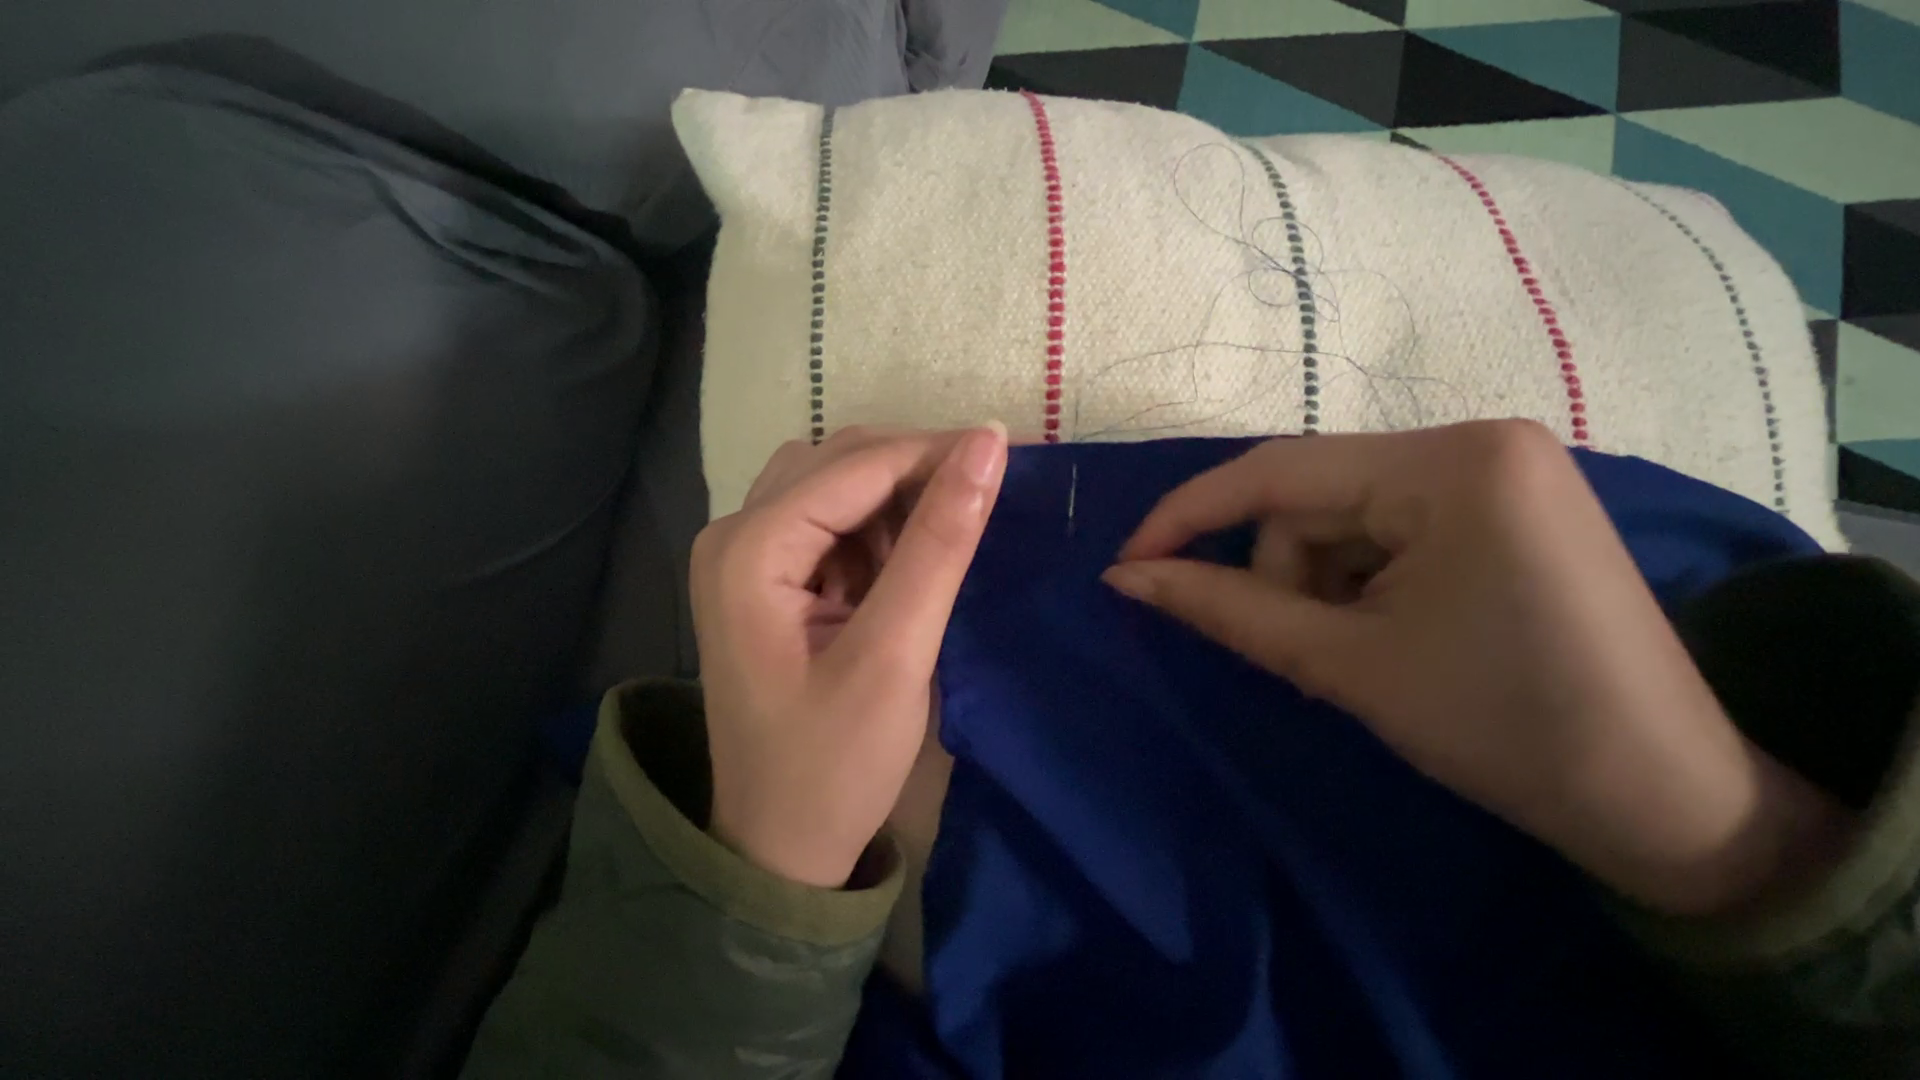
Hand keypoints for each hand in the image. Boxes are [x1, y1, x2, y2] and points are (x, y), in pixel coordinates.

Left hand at [690, 425, 1007, 888]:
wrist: (781, 846)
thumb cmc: (835, 764)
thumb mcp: (895, 654)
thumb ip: (940, 544)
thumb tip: (988, 445)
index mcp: (749, 550)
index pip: (856, 465)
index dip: (937, 451)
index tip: (1013, 453)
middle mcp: (734, 536)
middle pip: (839, 463)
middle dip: (916, 471)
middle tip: (987, 498)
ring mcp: (744, 556)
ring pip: (836, 485)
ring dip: (897, 500)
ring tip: (945, 542)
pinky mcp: (764, 579)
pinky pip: (829, 522)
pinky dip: (877, 530)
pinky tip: (907, 567)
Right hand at [1107, 420, 1850, 915]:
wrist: (1667, 802)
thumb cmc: (1501, 727)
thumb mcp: (1345, 663)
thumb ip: (1225, 609)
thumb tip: (1126, 579)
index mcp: (1450, 463)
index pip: (1278, 471)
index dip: (1189, 515)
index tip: (1127, 565)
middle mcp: (1479, 442)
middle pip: (1314, 497)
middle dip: (1283, 574)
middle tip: (1303, 653)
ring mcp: (1501, 472)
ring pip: (1347, 517)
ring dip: (1322, 584)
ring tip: (1355, 656)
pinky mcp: (1509, 508)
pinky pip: (1392, 528)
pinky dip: (1362, 581)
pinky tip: (1388, 635)